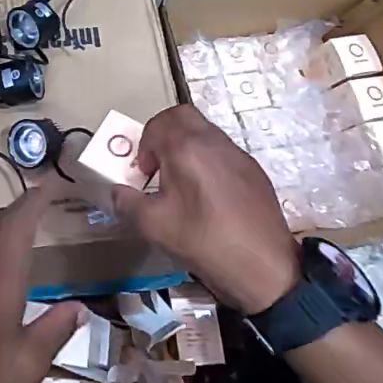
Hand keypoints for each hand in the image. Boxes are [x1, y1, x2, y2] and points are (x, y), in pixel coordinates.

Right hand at [111, 105, 299, 314]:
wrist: (264, 266)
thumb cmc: (204, 241)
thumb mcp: (153, 227)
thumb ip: (126, 203)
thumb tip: (118, 193)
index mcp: (186, 148)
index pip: (158, 123)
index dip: (143, 144)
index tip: (143, 173)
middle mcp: (213, 142)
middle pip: (183, 116)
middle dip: (163, 133)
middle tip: (157, 164)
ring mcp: (238, 155)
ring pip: (205, 132)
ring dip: (186, 147)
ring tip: (180, 184)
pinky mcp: (254, 171)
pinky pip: (223, 153)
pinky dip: (207, 162)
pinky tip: (207, 198)